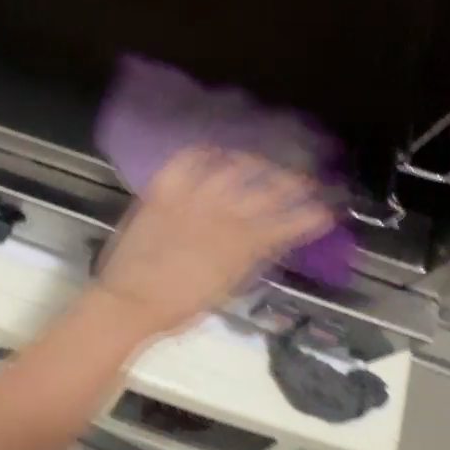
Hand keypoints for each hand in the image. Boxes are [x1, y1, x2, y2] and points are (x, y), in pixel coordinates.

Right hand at [90, 149, 333, 339]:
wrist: (133, 298)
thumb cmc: (126, 270)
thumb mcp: (142, 224)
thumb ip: (164, 208)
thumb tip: (176, 205)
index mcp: (171, 187)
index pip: (200, 154)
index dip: (218, 151)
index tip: (229, 152)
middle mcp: (203, 194)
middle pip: (240, 165)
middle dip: (259, 162)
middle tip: (274, 164)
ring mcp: (226, 219)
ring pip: (268, 189)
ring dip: (289, 182)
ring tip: (306, 181)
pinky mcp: (245, 246)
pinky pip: (283, 226)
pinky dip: (305, 219)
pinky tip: (322, 215)